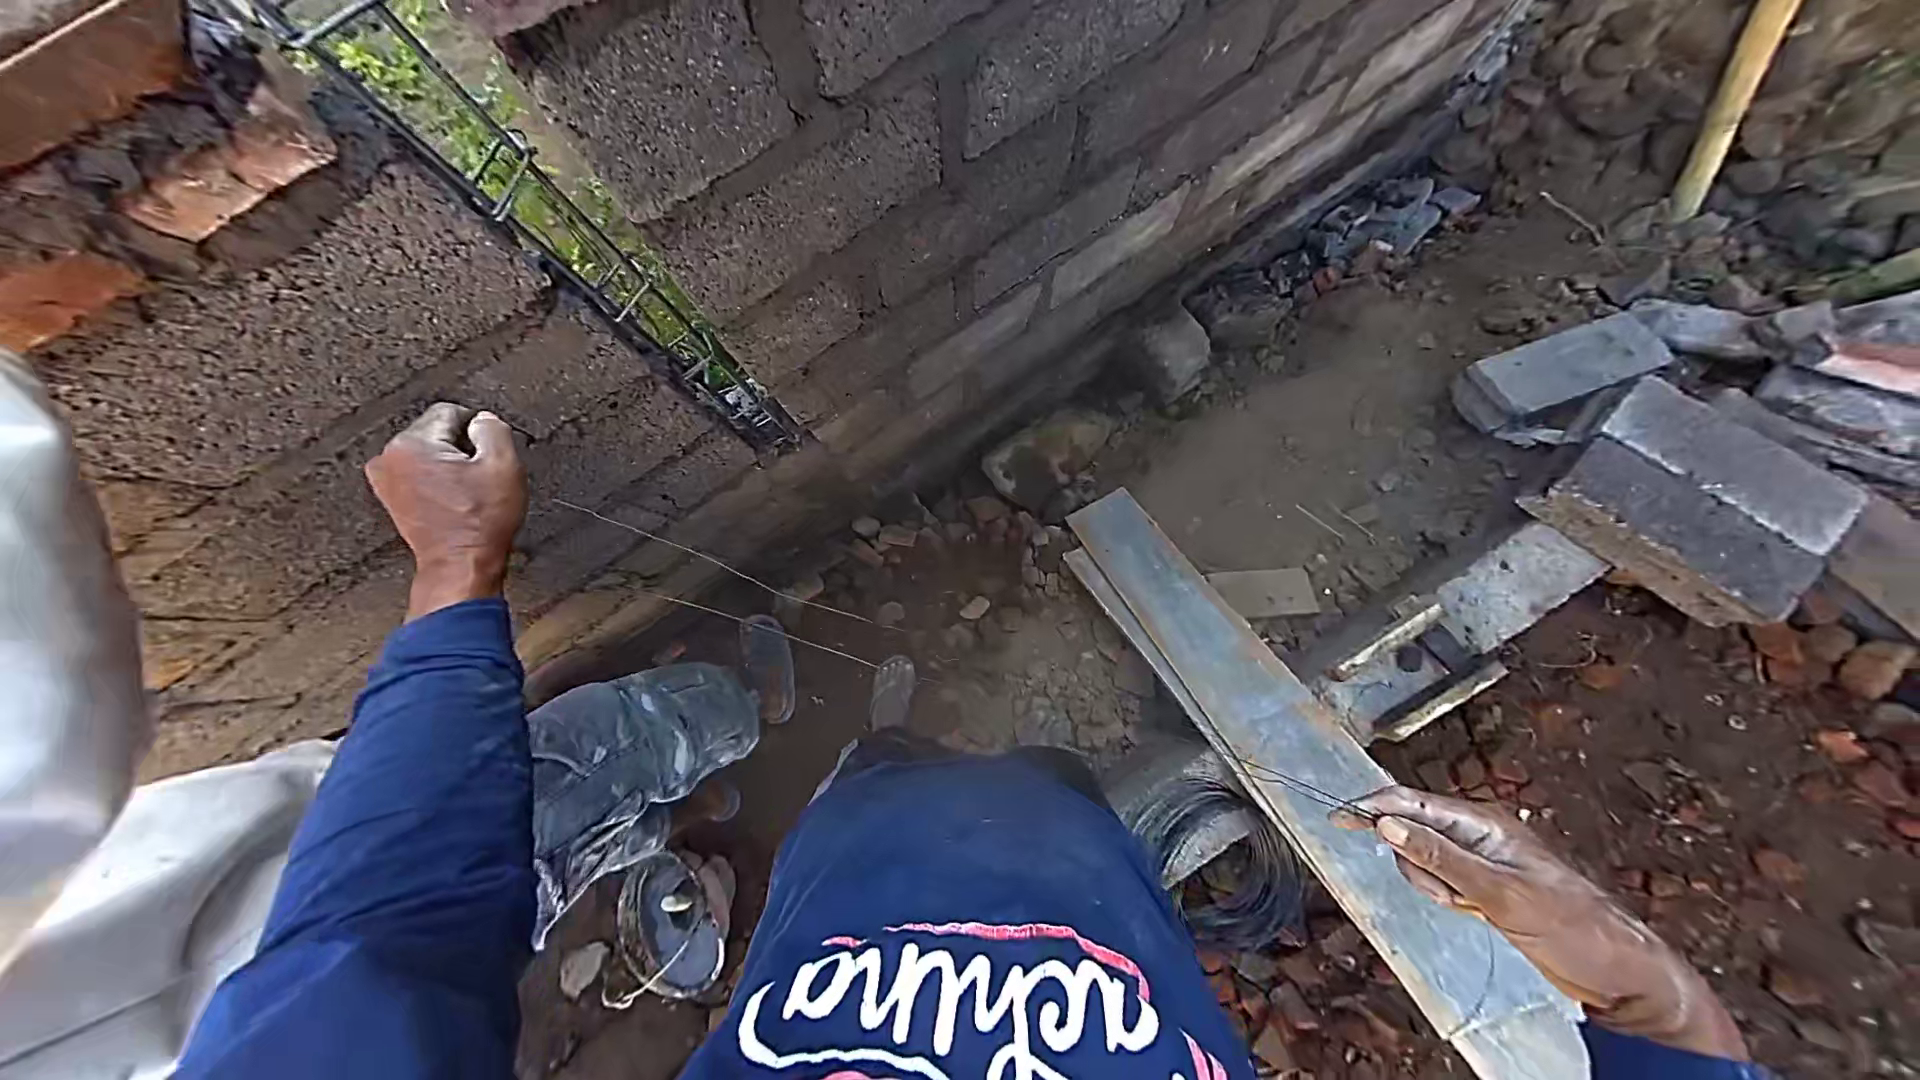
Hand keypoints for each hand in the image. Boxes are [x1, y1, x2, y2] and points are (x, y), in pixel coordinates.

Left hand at [365, 403, 526, 619]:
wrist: (462, 561)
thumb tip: (484, 420)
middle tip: (483, 477)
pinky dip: (441, 483)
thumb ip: (495, 430)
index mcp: (411, 444)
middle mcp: (389, 458)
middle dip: (465, 450)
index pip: (452, 412)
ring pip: (431, 455)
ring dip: (453, 467)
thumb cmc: (481, 521)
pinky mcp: (392, 497)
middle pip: (438, 433)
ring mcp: (386, 479)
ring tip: (470, 493)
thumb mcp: (504, 465)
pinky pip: (422, 475)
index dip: (481, 431)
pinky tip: (458, 501)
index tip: (492, 454)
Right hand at [1331, 786, 1747, 1061]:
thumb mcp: (1501, 892)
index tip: (1340, 816)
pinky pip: (1436, 876)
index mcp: (1481, 820)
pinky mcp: (1478, 881)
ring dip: (1431, 881)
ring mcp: (1477, 857)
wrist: (1625, 978)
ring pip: (1420, 856)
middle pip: (1411, 829)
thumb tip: (1386, 825)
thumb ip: (1439, 856)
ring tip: (1465, 904)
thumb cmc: (1574, 926)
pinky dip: (1442, 892)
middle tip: (1443, 890)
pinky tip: (1470, 908)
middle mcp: (1475, 832)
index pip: (1411, 801)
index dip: (1373, 806)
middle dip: (1415, 860)